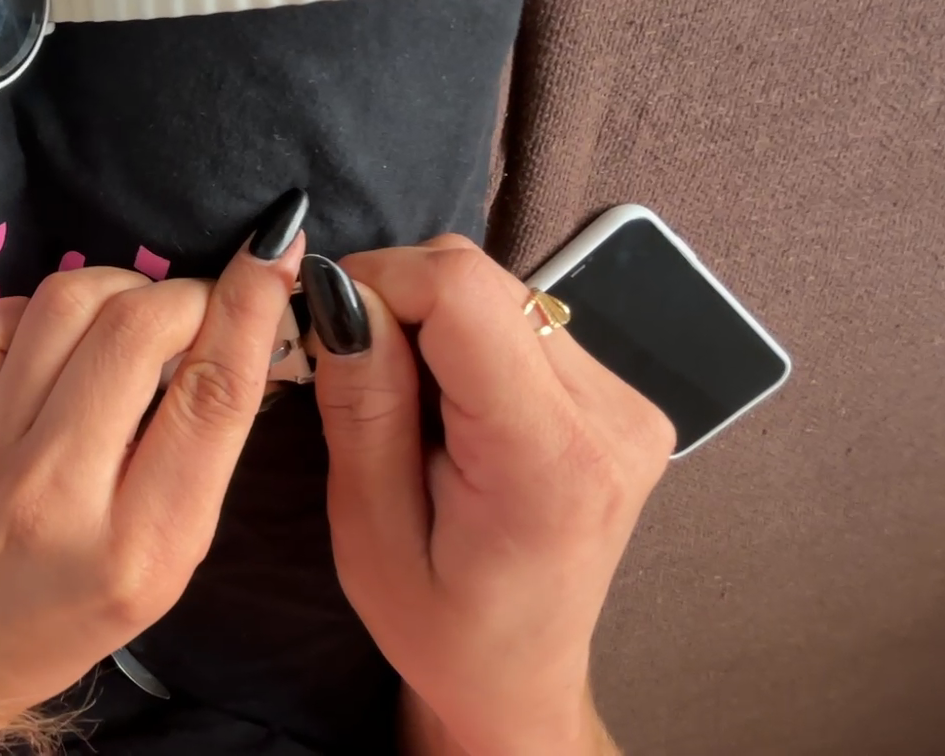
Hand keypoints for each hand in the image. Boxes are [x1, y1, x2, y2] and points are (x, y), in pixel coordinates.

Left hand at [0, 194, 308, 748]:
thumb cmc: (71, 615)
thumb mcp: (167, 562)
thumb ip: (199, 452)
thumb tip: (232, 337)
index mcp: (141, 543)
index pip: (209, 399)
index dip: (250, 310)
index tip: (276, 252)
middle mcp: (62, 481)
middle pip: (137, 330)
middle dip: (187, 294)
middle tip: (201, 308)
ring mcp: (0, 435)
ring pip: (68, 302)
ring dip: (122, 286)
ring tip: (139, 316)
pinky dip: (40, 304)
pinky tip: (63, 335)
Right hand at [302, 235, 675, 755]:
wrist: (518, 672)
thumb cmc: (433, 619)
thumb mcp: (367, 524)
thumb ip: (361, 405)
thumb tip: (342, 297)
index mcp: (549, 456)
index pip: (461, 291)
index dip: (375, 281)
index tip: (326, 329)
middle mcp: (609, 411)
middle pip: (474, 275)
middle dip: (390, 298)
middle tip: (350, 366)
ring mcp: (621, 397)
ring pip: (487, 285)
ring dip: (417, 316)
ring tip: (394, 392)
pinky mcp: (609, 390)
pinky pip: (505, 312)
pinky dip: (447, 331)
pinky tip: (434, 395)